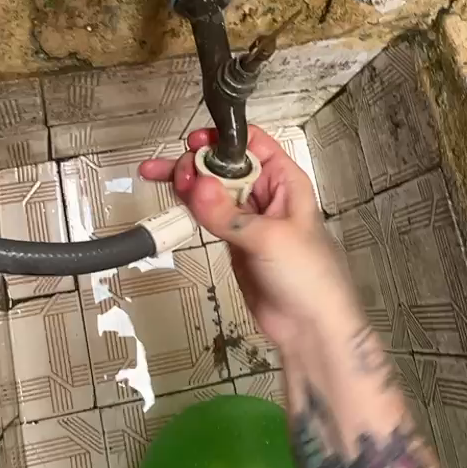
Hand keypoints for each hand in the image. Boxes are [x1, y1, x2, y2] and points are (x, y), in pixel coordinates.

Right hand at [141, 125, 361, 349]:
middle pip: (224, 163)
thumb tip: (196, 186)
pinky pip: (206, 214)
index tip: (194, 144)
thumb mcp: (270, 238)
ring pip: (211, 187)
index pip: (252, 144)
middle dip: (196, 163)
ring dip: (185, 181)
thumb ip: (228, 214)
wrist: (309, 327)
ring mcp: (247, 216)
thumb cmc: (310, 276)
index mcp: (284, 180)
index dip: (222, 139)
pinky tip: (171, 200)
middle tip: (177, 176)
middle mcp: (266, 193)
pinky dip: (186, 206)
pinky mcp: (232, 238)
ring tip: (156, 175)